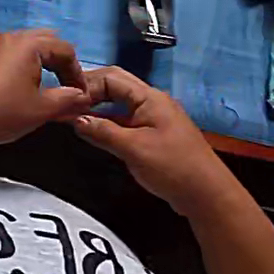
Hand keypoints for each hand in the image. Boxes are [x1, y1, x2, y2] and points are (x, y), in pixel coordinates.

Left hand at [0, 30, 91, 149]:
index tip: (81, 95)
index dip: (78, 72)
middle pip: (45, 41)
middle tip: (66, 87)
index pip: (65, 50)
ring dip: (40, 62)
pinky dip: (19, 62)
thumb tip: (83, 96)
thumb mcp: (40, 110)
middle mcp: (10, 36)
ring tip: (44, 87)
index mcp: (29, 44)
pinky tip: (16, 80)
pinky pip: (7, 51)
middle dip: (60, 62)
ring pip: (25, 45)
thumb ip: (67, 99)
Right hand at [75, 66, 244, 218]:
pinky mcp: (153, 133)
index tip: (66, 99)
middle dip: (90, 90)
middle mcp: (151, 101)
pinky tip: (93, 129)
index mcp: (149, 97)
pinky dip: (107, 120)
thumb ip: (102, 131)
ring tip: (73, 114)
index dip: (86, 85)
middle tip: (65, 102)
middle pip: (114, 85)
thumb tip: (75, 119)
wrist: (208, 195)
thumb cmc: (173, 167)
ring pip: (119, 102)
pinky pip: (124, 118)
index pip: (110, 77)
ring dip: (97, 106)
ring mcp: (153, 117)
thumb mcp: (133, 149)